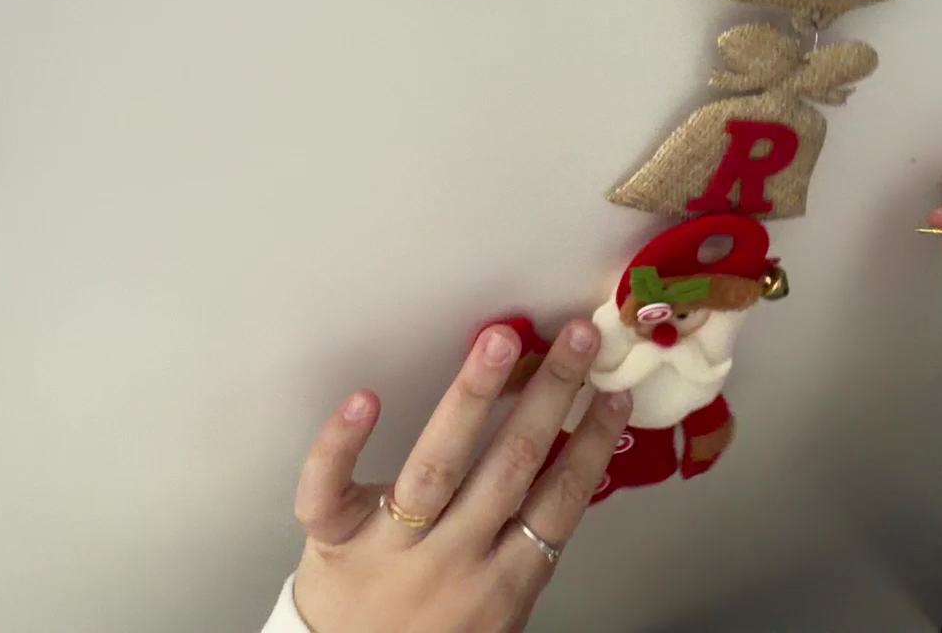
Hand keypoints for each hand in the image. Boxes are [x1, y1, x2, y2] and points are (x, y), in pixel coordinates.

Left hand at [289, 320, 632, 632]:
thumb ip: (530, 535)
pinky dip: (341, 446)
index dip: (592, 443)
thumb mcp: (502, 595)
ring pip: (437, 465)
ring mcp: (391, 548)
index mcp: (504, 579)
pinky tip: (365, 398)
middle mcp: (453, 560)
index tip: (615, 392)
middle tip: (576, 336)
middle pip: (511, 466)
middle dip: (550, 393)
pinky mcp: (333, 538)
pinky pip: (326, 492)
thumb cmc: (437, 627)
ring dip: (474, 394)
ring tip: (501, 339)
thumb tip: (571, 448)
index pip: (561, 501)